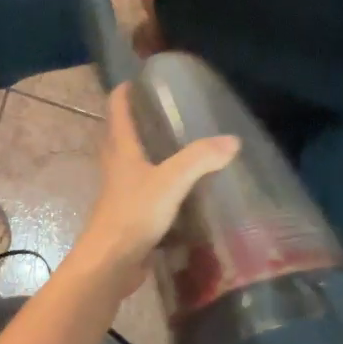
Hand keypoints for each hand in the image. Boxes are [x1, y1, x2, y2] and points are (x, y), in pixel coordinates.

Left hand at [71, 82, 240, 286]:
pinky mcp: (126, 217)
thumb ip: (199, 159)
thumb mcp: (171, 181)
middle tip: (153, 112)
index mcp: (121, 152)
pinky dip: (152, 186)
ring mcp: (119, 194)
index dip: (122, 95)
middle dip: (130, 123)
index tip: (132, 81)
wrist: (110, 262)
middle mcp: (116, 169)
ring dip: (140, 155)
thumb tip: (232, 140)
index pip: (117, 114)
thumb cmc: (134, 214)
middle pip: (118, 138)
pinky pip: (139, 193)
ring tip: (167, 149)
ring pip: (127, 166)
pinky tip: (173, 193)